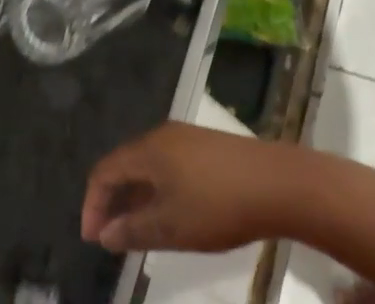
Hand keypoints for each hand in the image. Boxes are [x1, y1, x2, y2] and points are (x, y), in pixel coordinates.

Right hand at [81, 123, 298, 253]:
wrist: (281, 183)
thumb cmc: (219, 205)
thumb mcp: (171, 227)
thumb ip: (133, 230)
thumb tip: (105, 233)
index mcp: (149, 149)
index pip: (105, 171)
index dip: (93, 205)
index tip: (93, 239)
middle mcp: (165, 135)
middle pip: (126, 165)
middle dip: (114, 201)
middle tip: (113, 238)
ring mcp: (190, 138)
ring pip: (150, 166)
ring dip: (138, 198)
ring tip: (141, 232)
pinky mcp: (211, 147)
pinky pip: (171, 166)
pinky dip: (161, 190)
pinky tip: (174, 214)